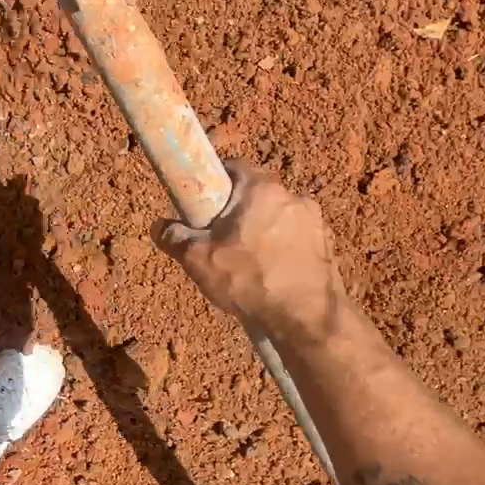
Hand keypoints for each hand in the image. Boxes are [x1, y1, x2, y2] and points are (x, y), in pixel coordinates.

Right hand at [152, 162, 350, 344]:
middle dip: (234, 211)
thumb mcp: (197, 258)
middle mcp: (292, 196)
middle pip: (254, 194)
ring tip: (240, 262)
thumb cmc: (249, 280)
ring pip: (274, 217)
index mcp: (260, 190)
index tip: (199, 200)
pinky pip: (292, 238)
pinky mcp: (325, 245)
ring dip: (257, 231)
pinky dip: (277, 249)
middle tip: (214, 237)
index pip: (232, 167)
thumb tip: (159, 226)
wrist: (305, 318)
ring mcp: (314, 221)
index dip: (212, 180)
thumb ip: (173, 237)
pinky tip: (264, 274)